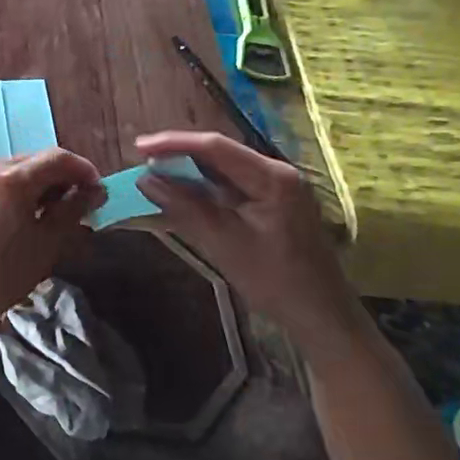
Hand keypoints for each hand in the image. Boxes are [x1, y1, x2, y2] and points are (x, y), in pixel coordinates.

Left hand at [0, 148, 105, 331]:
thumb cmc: (4, 274)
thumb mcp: (47, 243)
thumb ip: (72, 210)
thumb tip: (95, 191)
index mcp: (10, 179)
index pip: (56, 158)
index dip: (83, 170)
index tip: (98, 190)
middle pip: (33, 159)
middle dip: (60, 176)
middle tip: (79, 202)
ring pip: (13, 166)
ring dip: (37, 181)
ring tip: (52, 209)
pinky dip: (14, 186)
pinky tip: (23, 210)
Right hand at [136, 131, 360, 350]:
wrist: (321, 316)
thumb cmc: (274, 279)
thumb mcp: (221, 242)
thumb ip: (182, 205)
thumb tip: (144, 179)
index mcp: (272, 177)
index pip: (214, 147)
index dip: (172, 143)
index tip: (138, 148)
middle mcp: (276, 173)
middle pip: (218, 152)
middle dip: (177, 154)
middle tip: (141, 160)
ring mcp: (275, 187)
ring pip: (221, 167)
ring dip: (187, 169)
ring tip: (154, 173)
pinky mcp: (270, 202)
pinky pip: (228, 184)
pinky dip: (201, 185)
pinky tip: (179, 191)